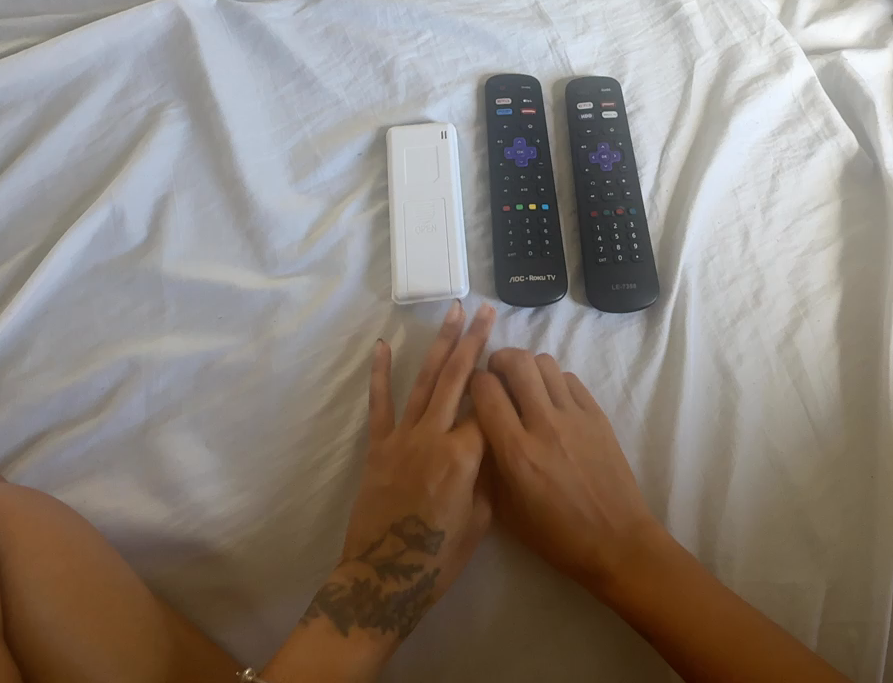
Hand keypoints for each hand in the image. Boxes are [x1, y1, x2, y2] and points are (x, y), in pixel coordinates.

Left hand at [265, 305, 493, 682]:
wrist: (382, 582)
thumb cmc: (438, 558)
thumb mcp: (482, 519)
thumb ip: (490, 473)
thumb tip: (495, 441)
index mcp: (464, 456)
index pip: (489, 411)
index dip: (501, 393)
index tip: (513, 374)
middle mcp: (434, 437)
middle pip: (460, 379)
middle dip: (476, 342)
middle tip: (488, 311)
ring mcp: (403, 438)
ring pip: (427, 381)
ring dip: (441, 344)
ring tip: (453, 313)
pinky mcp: (378, 447)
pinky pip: (380, 404)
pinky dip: (381, 373)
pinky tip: (383, 345)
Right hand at [471, 349, 666, 593]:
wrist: (615, 540)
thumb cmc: (556, 536)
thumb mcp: (506, 511)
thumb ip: (488, 465)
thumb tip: (477, 430)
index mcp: (517, 452)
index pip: (487, 391)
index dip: (475, 382)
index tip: (475, 390)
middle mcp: (544, 425)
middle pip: (517, 363)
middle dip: (500, 360)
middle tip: (497, 374)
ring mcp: (575, 416)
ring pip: (545, 363)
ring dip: (528, 367)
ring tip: (525, 385)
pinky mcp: (597, 415)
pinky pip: (570, 379)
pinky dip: (554, 381)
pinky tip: (552, 400)